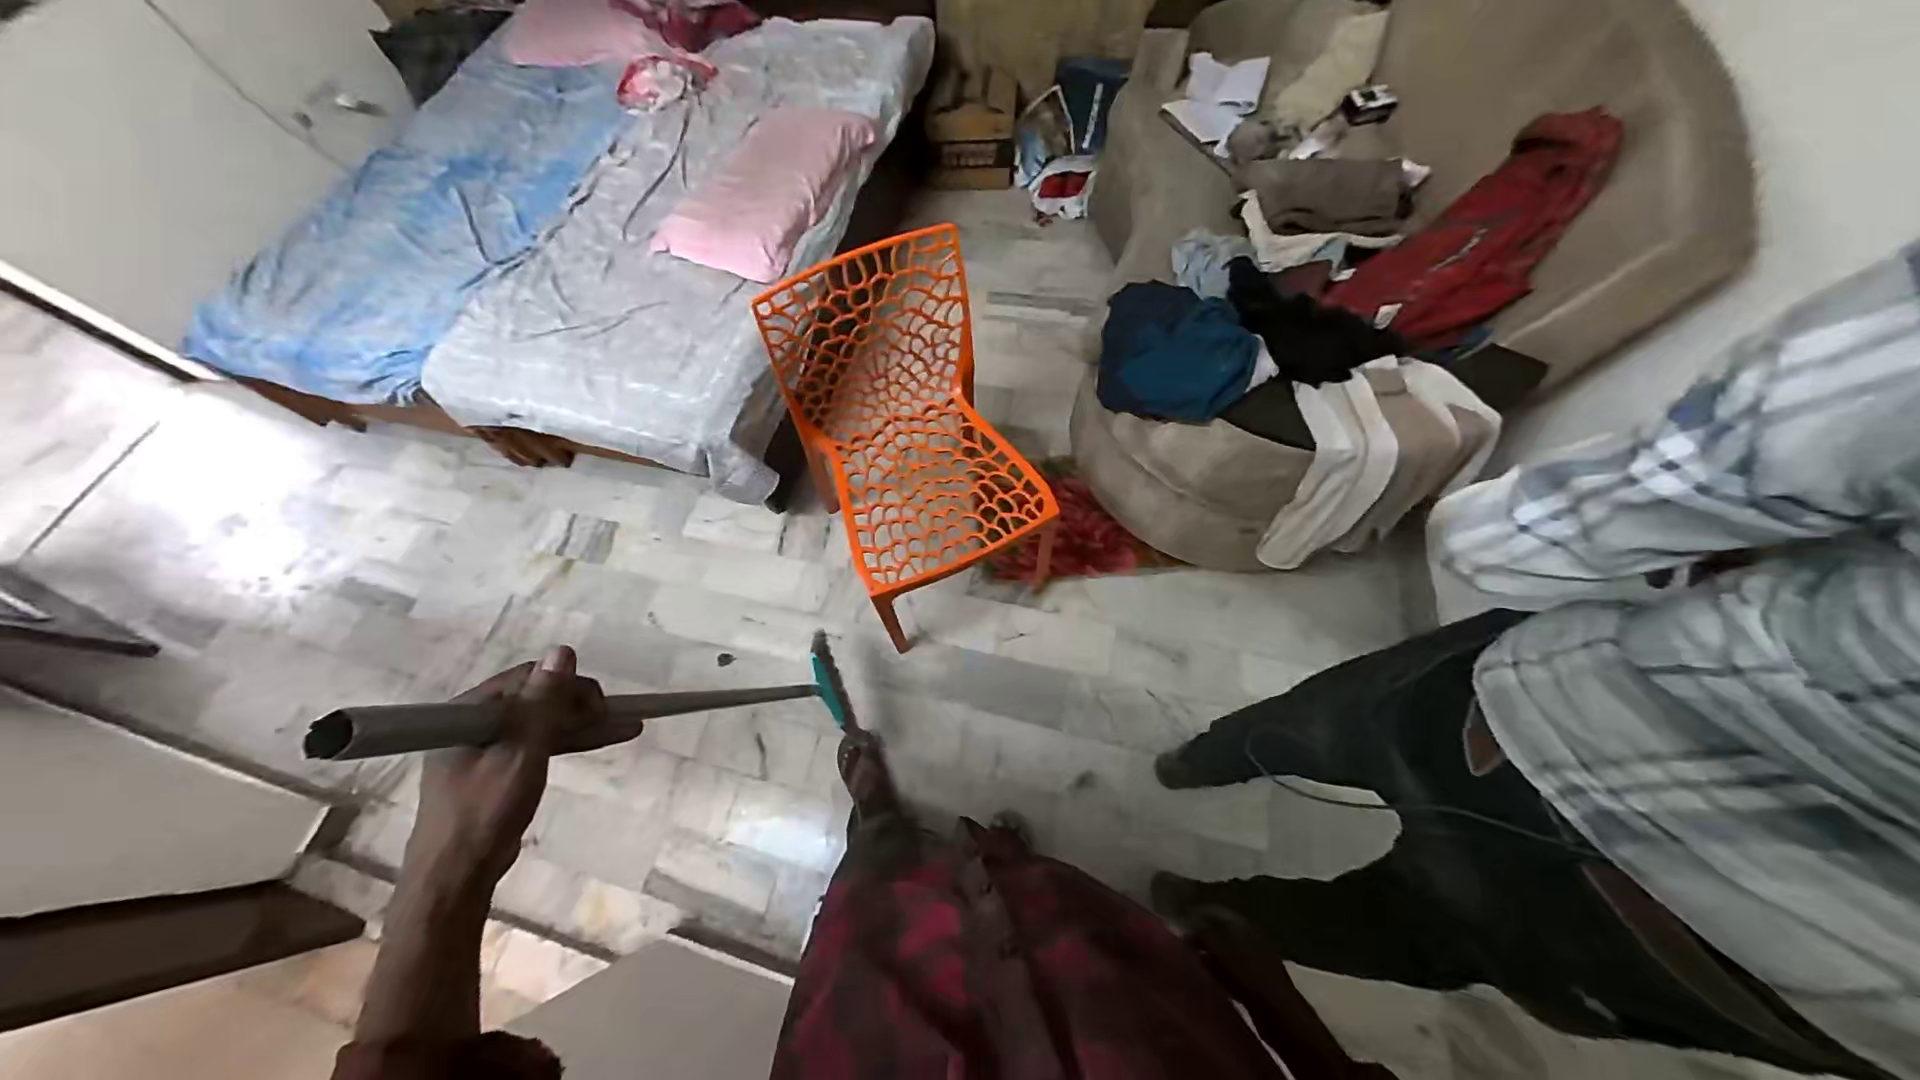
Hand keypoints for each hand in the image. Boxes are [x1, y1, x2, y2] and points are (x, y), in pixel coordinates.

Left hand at [402, 646, 607, 892]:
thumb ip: (542, 702)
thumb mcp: (522, 751)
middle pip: (538, 697)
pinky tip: (600, 739)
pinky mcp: (496, 768)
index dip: (569, 686)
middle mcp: (473, 723)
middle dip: (580, 705)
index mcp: (468, 713)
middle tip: (614, 720)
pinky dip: (569, 741)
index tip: (601, 707)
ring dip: (583, 723)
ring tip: (626, 727)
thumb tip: (562, 651)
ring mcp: (484, 746)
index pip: (528, 678)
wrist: (457, 878)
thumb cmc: (486, 812)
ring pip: (543, 721)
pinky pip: (539, 742)